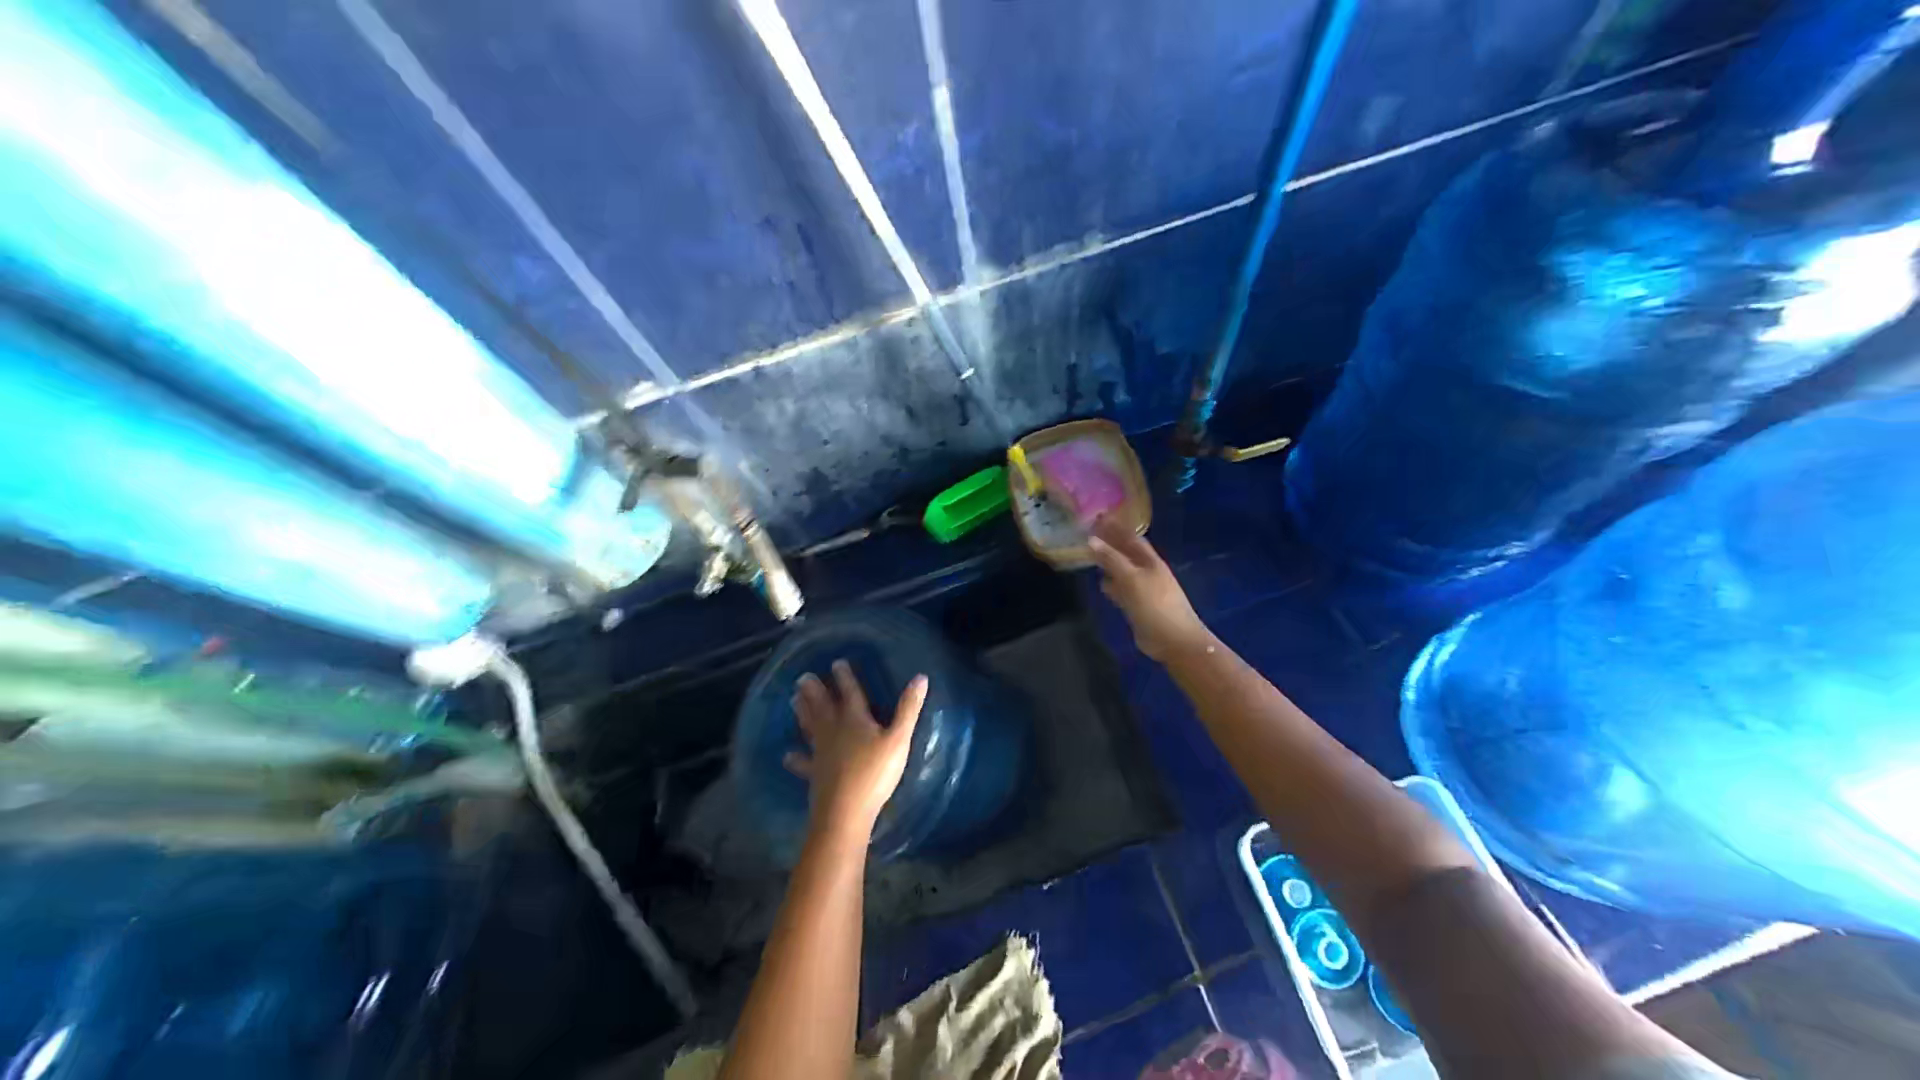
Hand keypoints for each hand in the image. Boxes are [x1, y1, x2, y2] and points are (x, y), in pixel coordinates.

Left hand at [786, 661, 929, 839]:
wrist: (845, 811)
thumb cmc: (875, 773)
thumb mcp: (899, 739)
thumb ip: (908, 708)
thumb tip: (921, 677)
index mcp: (854, 718)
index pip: (849, 692)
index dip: (845, 677)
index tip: (837, 662)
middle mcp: (833, 730)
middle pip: (822, 705)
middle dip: (815, 690)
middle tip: (803, 677)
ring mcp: (820, 751)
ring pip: (810, 726)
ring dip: (803, 712)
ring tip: (793, 700)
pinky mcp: (813, 772)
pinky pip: (802, 762)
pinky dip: (795, 758)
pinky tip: (787, 756)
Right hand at [1087, 516, 1211, 662]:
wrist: (1174, 640)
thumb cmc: (1154, 605)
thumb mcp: (1131, 579)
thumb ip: (1111, 559)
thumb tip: (1091, 540)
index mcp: (1150, 561)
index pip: (1131, 537)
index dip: (1115, 526)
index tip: (1098, 516)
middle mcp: (1148, 571)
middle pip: (1127, 552)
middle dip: (1111, 541)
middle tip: (1090, 532)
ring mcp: (1144, 589)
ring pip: (1123, 570)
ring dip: (1109, 562)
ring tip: (1091, 554)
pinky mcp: (1139, 606)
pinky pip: (1122, 589)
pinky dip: (1112, 584)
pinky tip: (1102, 584)